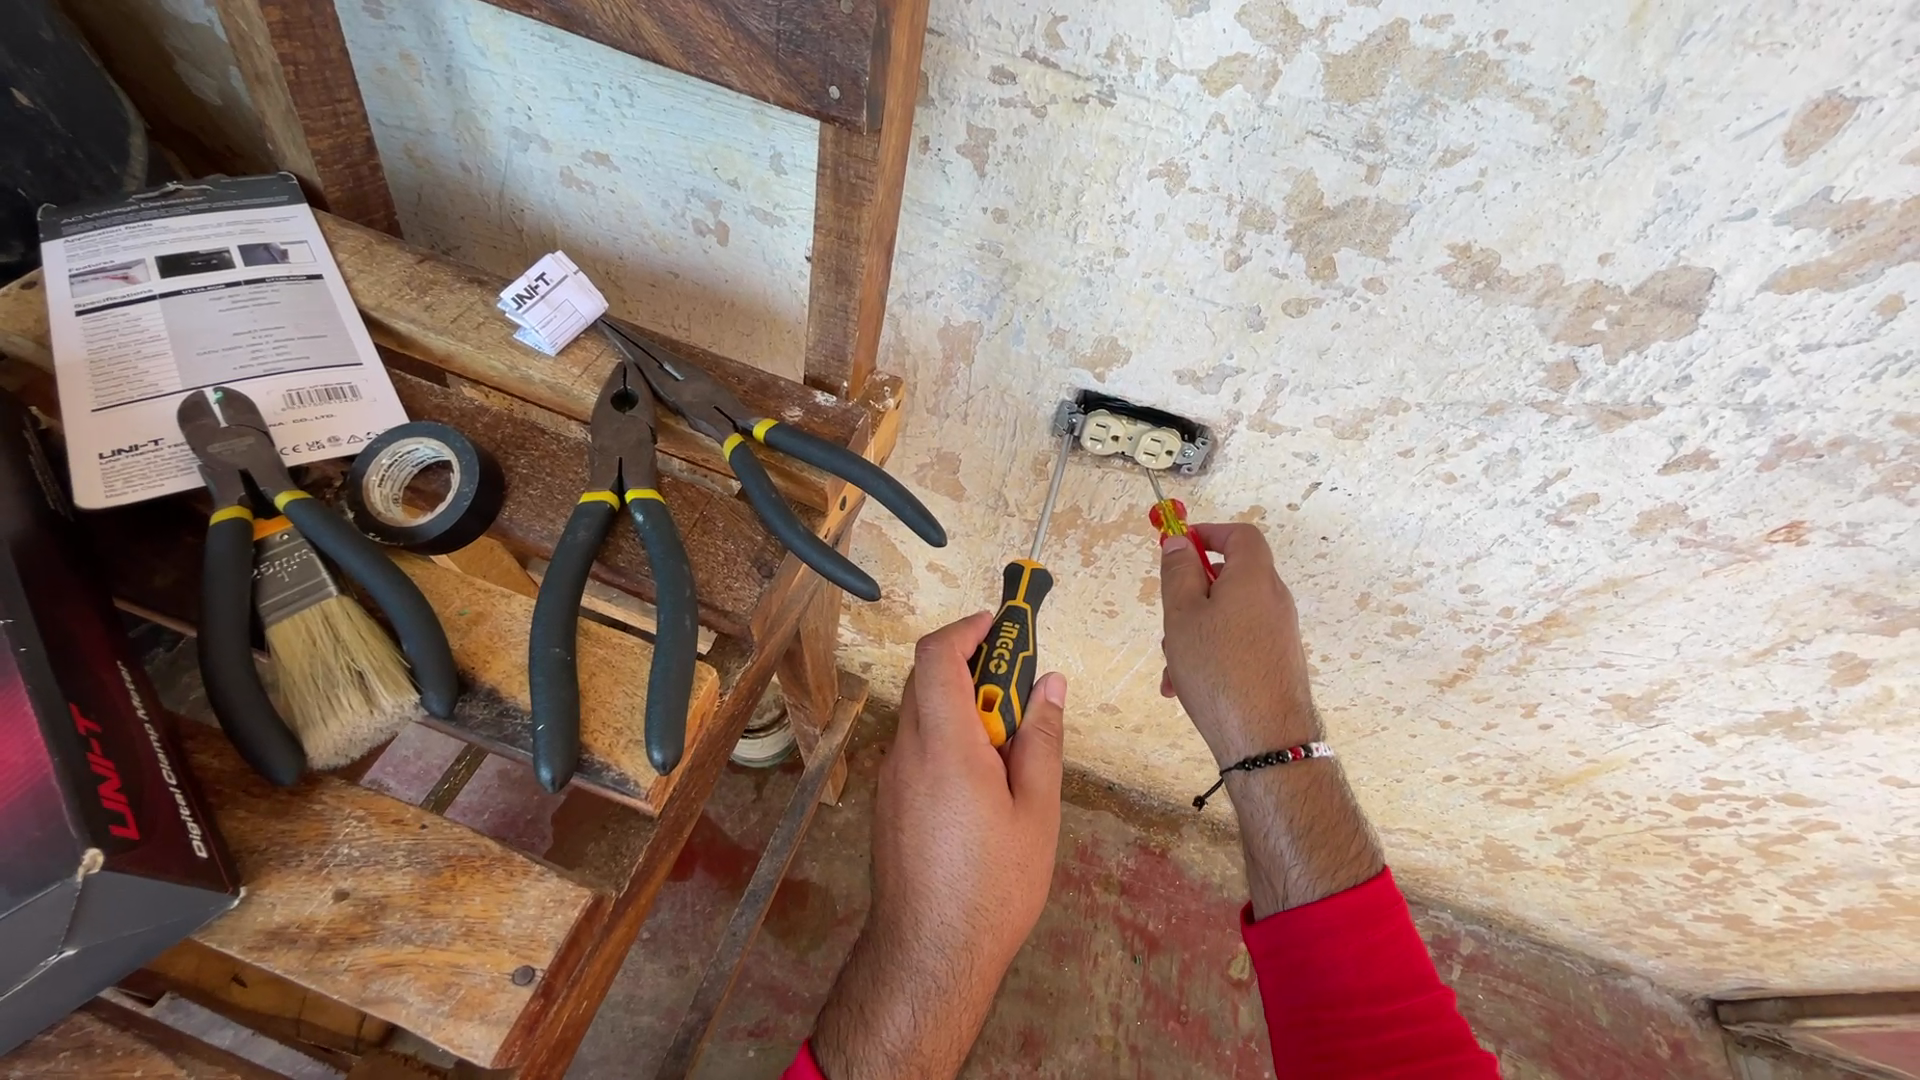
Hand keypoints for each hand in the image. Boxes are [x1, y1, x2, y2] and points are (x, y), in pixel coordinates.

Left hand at [812, 613, 1067, 1079]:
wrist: (928, 957)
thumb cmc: (994, 885)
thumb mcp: (1036, 812)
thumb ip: (1041, 739)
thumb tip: (1049, 683)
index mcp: (945, 744)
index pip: (937, 657)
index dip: (966, 629)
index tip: (999, 624)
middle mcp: (907, 750)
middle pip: (927, 679)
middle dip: (971, 666)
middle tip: (1018, 688)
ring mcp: (890, 777)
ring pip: (921, 714)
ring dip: (960, 704)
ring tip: (1007, 743)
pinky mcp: (887, 801)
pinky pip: (916, 747)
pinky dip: (946, 736)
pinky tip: (979, 781)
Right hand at [1159, 524, 1318, 765]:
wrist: (1265, 739)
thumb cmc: (1217, 668)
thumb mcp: (1182, 614)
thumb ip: (1178, 572)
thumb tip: (1180, 542)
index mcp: (1254, 578)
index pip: (1240, 535)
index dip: (1209, 532)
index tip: (1178, 546)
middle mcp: (1273, 600)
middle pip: (1228, 578)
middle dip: (1191, 595)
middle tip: (1168, 622)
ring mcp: (1278, 633)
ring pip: (1226, 615)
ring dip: (1194, 632)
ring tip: (1173, 667)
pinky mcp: (1276, 661)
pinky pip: (1236, 642)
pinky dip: (1210, 653)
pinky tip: (1185, 686)